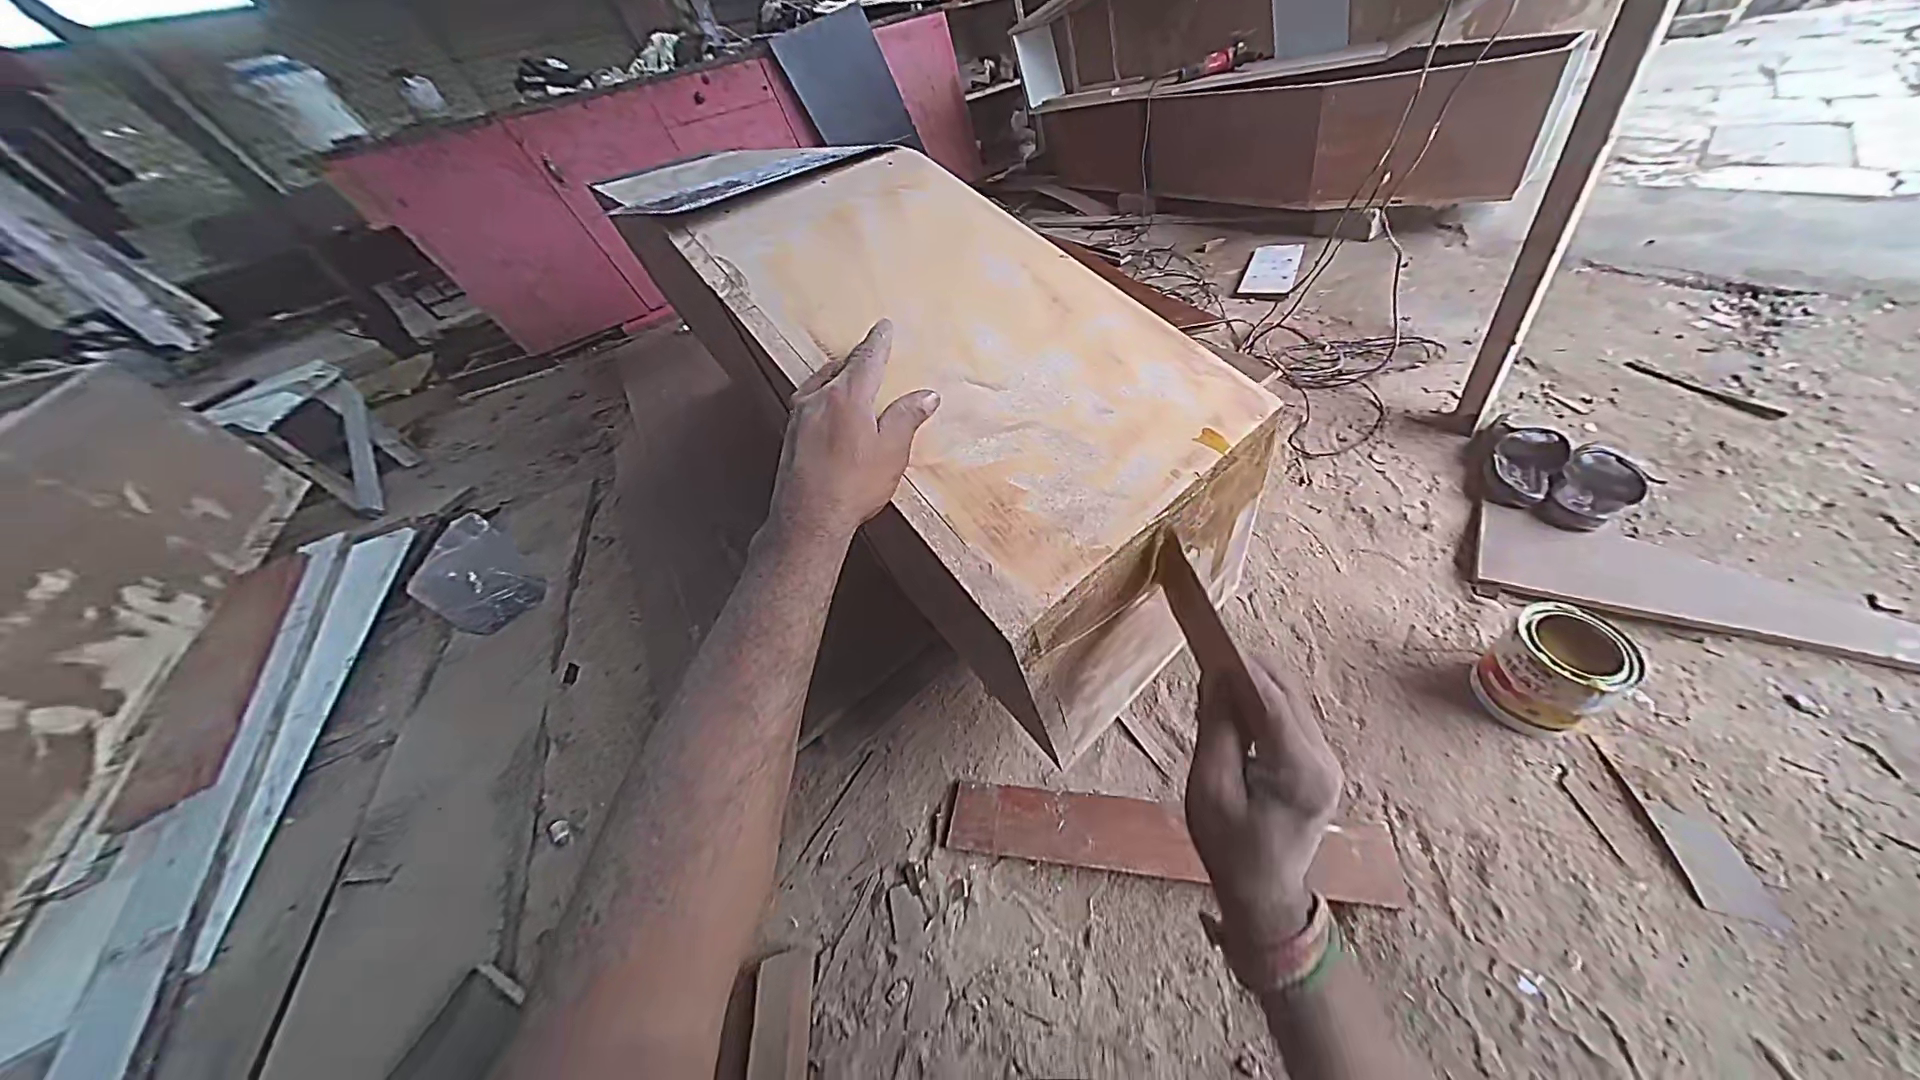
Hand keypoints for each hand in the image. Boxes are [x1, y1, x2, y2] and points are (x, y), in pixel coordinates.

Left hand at [769, 320, 939, 542]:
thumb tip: (926, 396)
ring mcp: (800, 416)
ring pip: (822, 383)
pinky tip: (831, 409)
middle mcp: (819, 398)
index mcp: (847, 396)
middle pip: (842, 367)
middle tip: (871, 353)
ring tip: (851, 378)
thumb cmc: (852, 487)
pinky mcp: (792, 434)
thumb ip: (907, 417)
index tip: (884, 327)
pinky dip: (825, 395)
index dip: (879, 341)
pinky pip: (810, 400)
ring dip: (839, 375)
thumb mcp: (892, 451)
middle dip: (858, 358)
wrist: (809, 519)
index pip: (867, 358)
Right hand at [1185, 654, 1343, 959]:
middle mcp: (1323, 759)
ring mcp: (1326, 760)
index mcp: (1299, 770)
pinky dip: (1260, 704)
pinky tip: (1234, 714)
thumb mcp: (1209, 788)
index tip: (1212, 641)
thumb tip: (1217, 676)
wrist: (1263, 892)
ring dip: (1252, 687)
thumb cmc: (1229, 846)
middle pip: (1284, 693)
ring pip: (1288, 700)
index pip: (1271, 700)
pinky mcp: (1318, 762)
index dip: (1241, 667)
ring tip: (1214, 695)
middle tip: (1205, 669)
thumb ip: (1216, 728)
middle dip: (1245, 672)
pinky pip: (1288, 716)